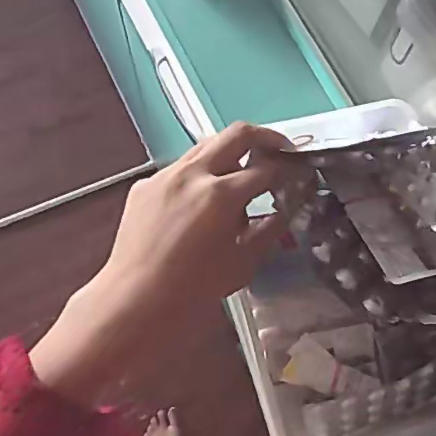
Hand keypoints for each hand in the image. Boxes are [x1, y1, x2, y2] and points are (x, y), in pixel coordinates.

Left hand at [32, 123, 296, 395]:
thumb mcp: (245, 260)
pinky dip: (202, 175)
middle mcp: (193, 174)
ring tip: (244, 174)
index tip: (300, 175)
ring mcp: (165, 175)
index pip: (267, 169)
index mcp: (221, 195)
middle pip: (239, 134)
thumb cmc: (195, 289)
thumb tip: (288, 206)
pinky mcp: (146, 185)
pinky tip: (205, 200)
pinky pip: (182, 168)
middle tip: (282, 151)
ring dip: (232, 153)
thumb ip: (270, 226)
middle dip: (267, 138)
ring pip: (207, 145)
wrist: (136, 301)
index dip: (290, 171)